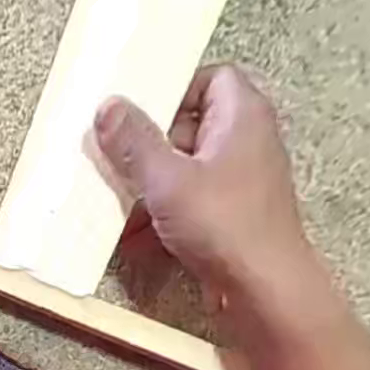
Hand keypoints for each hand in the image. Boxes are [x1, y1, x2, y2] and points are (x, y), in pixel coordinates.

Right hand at [94, 65, 313, 300]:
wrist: (263, 290)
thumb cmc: (222, 224)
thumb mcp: (168, 180)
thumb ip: (135, 142)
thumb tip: (107, 106)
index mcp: (241, 115)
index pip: (209, 79)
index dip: (171, 92)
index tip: (136, 116)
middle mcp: (245, 143)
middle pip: (190, 130)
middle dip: (148, 153)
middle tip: (115, 166)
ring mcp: (239, 185)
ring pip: (185, 175)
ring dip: (149, 194)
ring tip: (118, 212)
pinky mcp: (230, 221)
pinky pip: (191, 208)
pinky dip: (164, 221)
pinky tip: (135, 242)